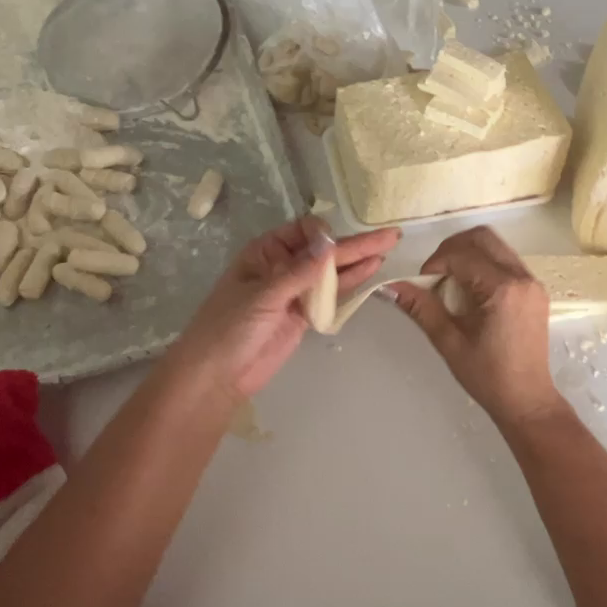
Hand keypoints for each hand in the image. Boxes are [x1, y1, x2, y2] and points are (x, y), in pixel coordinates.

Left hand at [166, 216, 400, 399]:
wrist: (216, 375)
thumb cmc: (228, 328)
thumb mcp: (262, 296)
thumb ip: (298, 272)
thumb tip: (330, 245)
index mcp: (264, 252)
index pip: (302, 231)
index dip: (324, 236)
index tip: (337, 249)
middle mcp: (281, 266)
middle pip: (322, 251)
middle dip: (354, 244)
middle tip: (389, 235)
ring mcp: (293, 291)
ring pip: (330, 272)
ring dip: (358, 261)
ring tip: (388, 249)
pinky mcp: (302, 314)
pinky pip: (329, 294)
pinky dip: (349, 283)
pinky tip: (370, 271)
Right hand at [387, 227, 565, 426]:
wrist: (526, 400)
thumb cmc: (487, 376)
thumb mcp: (449, 342)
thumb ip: (422, 308)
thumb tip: (391, 287)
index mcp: (503, 290)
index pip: (462, 255)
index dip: (435, 263)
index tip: (422, 283)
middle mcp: (522, 277)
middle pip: (482, 237)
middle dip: (451, 248)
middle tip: (434, 274)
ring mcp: (533, 282)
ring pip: (495, 246)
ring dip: (468, 254)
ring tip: (450, 282)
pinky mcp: (535, 290)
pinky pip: (505, 261)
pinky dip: (483, 264)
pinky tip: (469, 290)